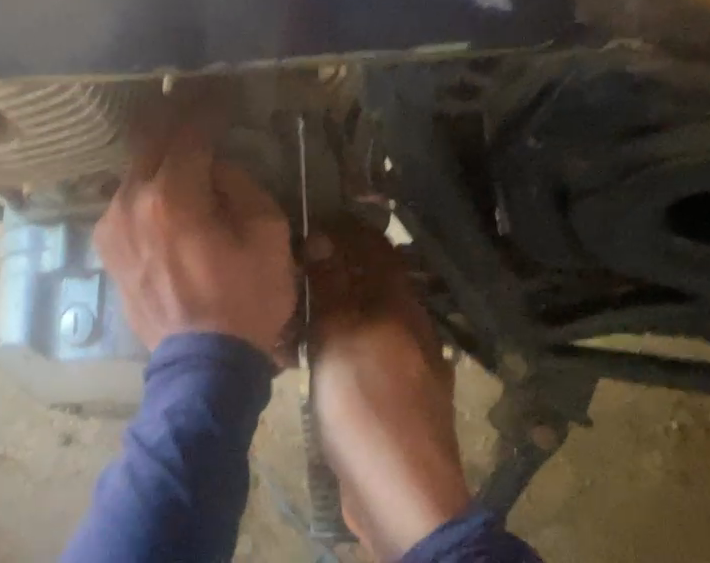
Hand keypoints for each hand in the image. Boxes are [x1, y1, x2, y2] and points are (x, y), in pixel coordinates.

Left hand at [93, 118, 296, 359]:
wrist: (203, 365)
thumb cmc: (246, 301)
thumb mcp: (268, 237)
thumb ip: (241, 185)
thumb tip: (216, 165)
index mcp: (173, 196)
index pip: (189, 134)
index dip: (207, 110)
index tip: (221, 95)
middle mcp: (132, 201)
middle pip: (150, 140)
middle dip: (175, 118)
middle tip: (195, 103)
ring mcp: (112, 224)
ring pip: (134, 170)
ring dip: (158, 154)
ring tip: (181, 145)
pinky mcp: (107, 247)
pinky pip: (126, 200)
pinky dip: (146, 187)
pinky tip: (163, 189)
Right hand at [308, 223, 470, 560]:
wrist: (403, 495)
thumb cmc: (367, 404)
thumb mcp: (339, 338)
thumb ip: (332, 287)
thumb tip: (324, 236)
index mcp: (402, 305)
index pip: (375, 247)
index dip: (346, 227)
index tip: (312, 214)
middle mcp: (411, 326)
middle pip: (375, 279)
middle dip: (341, 261)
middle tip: (298, 252)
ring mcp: (408, 363)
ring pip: (369, 313)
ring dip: (339, 298)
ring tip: (300, 294)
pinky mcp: (396, 395)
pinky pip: (366, 345)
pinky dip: (342, 332)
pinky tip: (318, 345)